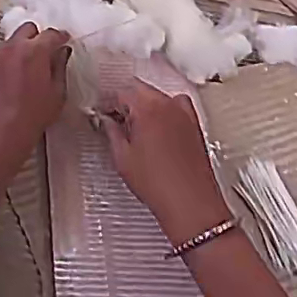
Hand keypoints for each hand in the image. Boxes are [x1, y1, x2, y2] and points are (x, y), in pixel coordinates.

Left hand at [0, 23, 70, 160]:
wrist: (0, 131)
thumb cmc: (32, 116)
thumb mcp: (57, 93)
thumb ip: (60, 67)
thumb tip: (62, 53)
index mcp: (35, 51)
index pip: (51, 34)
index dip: (60, 37)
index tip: (63, 41)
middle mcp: (14, 46)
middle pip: (28, 29)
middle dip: (37, 37)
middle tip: (44, 53)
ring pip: (12, 41)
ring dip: (21, 48)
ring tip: (27, 70)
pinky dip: (7, 59)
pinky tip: (11, 78)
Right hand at [99, 82, 228, 242]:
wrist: (191, 206)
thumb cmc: (160, 185)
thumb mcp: (122, 158)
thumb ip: (111, 132)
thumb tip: (107, 122)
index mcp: (146, 109)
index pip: (120, 93)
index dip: (107, 103)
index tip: (102, 113)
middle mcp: (167, 105)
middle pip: (139, 90)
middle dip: (124, 101)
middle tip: (113, 118)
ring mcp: (183, 114)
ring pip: (157, 95)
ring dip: (144, 104)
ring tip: (135, 124)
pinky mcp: (194, 126)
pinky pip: (177, 105)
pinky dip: (166, 108)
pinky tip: (159, 125)